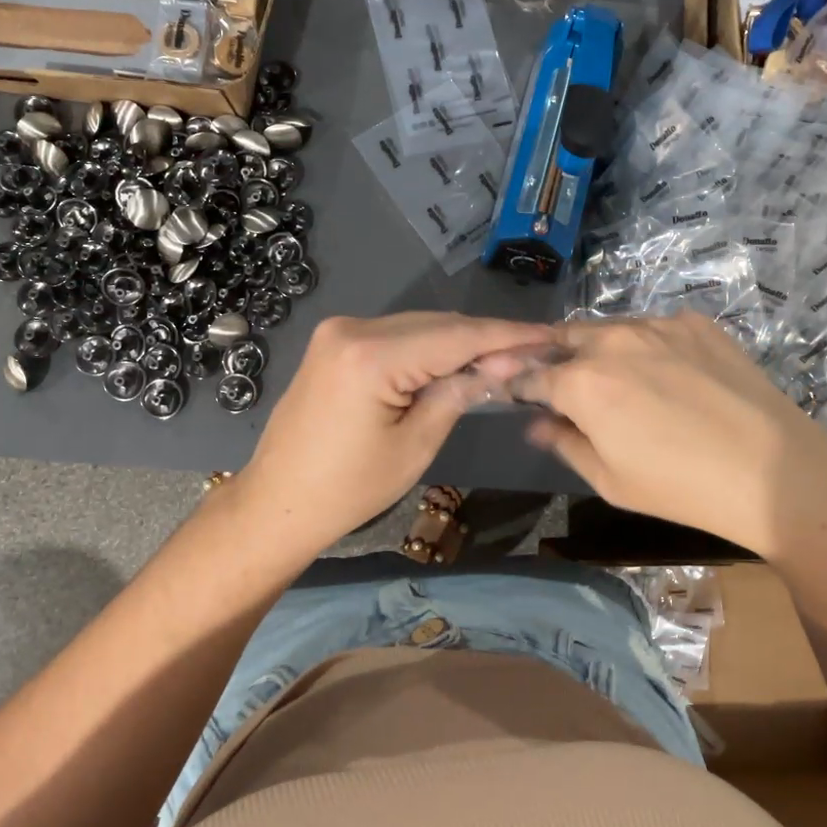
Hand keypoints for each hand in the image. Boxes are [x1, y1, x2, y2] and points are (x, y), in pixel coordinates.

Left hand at [226, 312, 553, 551]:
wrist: (278, 502)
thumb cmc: (349, 488)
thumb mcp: (415, 445)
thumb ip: (459, 393)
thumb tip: (507, 363)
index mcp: (371, 356)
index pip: (456, 336)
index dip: (506, 335)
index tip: (548, 334)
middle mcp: (352, 329)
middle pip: (437, 324)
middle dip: (486, 338)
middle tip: (533, 352)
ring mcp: (338, 332)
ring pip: (417, 326)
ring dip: (458, 341)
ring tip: (504, 359)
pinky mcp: (334, 343)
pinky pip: (394, 336)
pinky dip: (428, 347)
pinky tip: (456, 362)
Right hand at [515, 312, 826, 557]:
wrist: (773, 471)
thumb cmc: (681, 488)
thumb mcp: (609, 480)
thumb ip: (564, 442)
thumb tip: (536, 422)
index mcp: (582, 382)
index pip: (530, 375)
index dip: (517, 386)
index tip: (516, 396)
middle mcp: (613, 340)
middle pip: (564, 339)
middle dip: (553, 358)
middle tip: (560, 385)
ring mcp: (658, 325)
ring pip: (609, 330)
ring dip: (597, 350)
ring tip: (614, 381)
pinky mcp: (696, 323)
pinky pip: (652, 328)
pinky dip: (643, 346)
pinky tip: (663, 376)